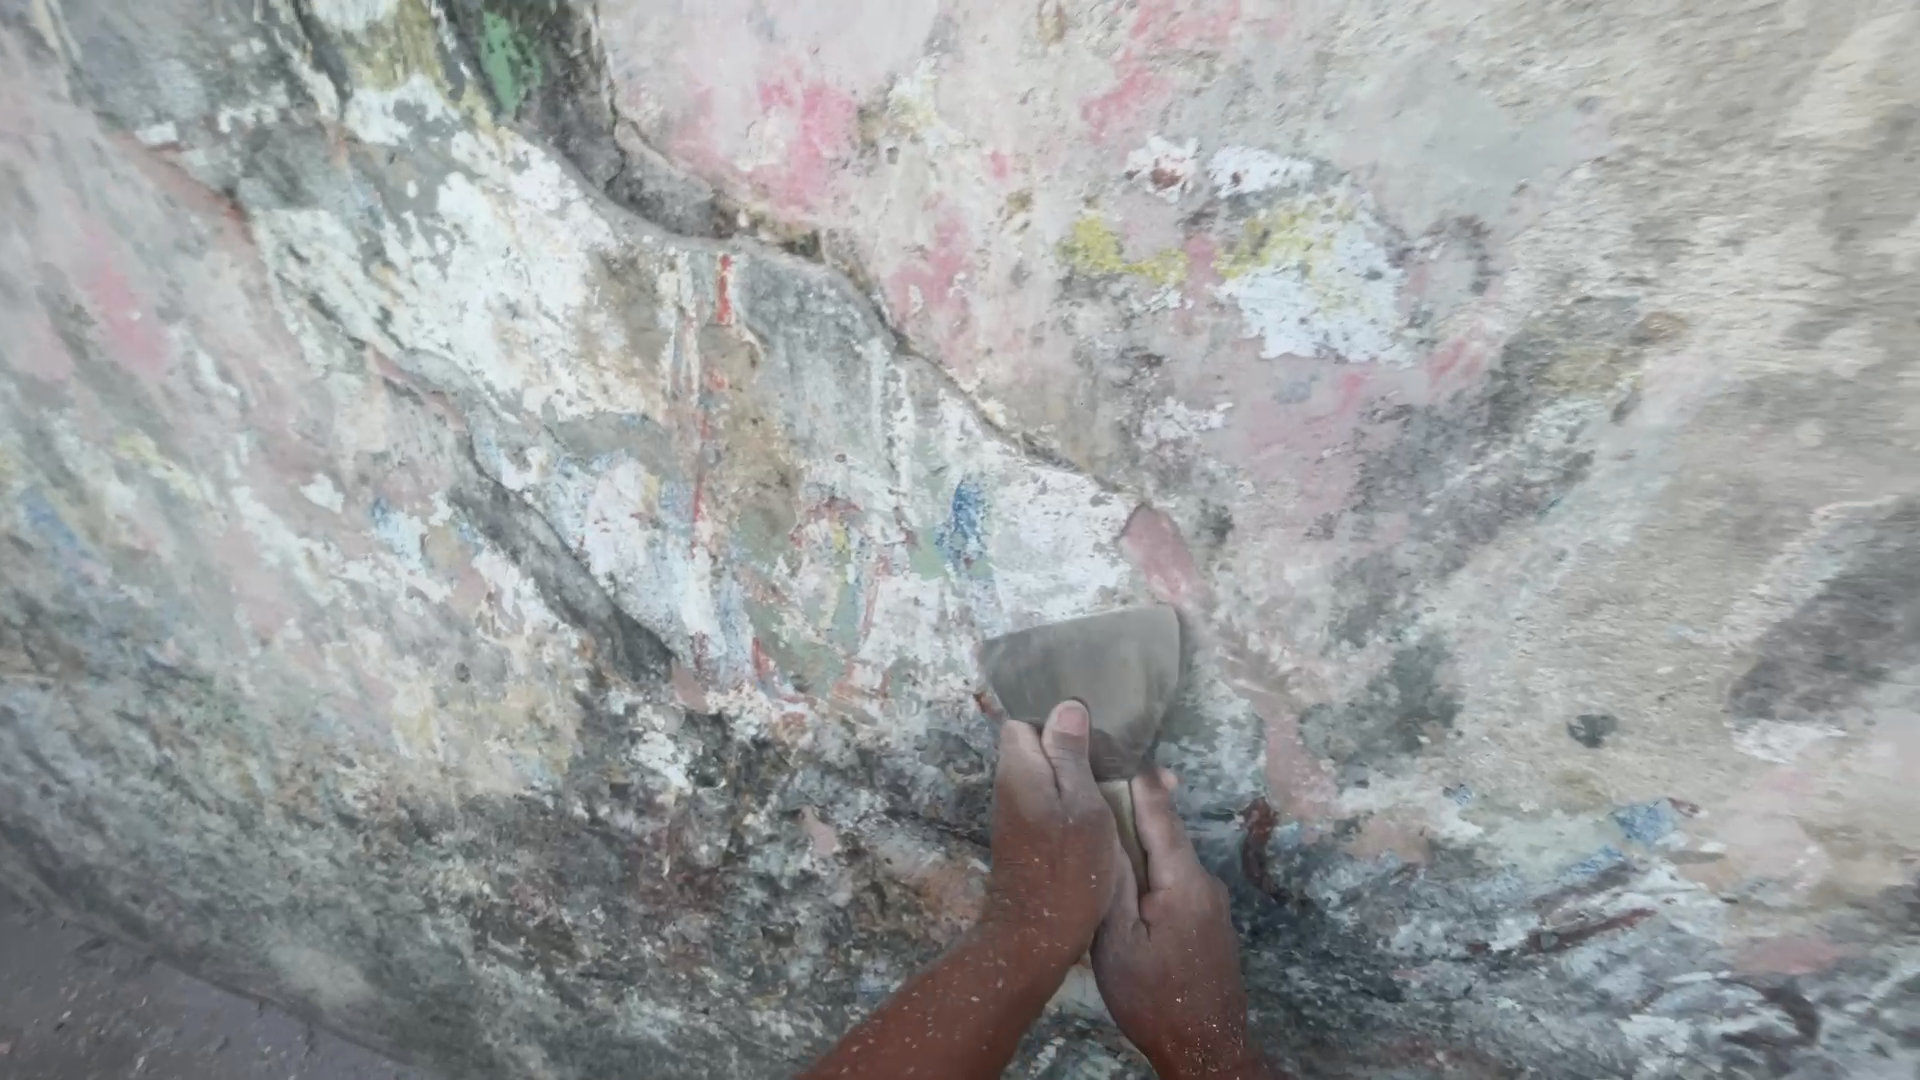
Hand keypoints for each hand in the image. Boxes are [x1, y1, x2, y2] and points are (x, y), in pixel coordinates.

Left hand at [982, 701, 1123, 965]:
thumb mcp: (1082, 805)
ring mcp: (1017, 812)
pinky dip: (1078, 804)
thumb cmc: (1067, 868)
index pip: (1025, 723)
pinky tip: (1110, 817)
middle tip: (1123, 766)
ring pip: (1051, 778)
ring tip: (1127, 792)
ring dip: (1084, 781)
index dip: (1058, 725)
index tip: (1094, 737)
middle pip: (1041, 749)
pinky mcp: (1027, 835)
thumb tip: (1067, 706)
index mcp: (1019, 769)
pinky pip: (1052, 803)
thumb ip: (1071, 755)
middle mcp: (1010, 785)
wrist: (1036, 937)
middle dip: (1080, 753)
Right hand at [1093, 769, 1264, 1079]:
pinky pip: (1175, 873)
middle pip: (1165, 829)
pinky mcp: (1208, 915)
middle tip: (1098, 776)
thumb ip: (1113, 882)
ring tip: (1102, 818)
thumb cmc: (1152, 997)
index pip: (1159, 814)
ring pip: (1169, 852)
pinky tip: (1127, 865)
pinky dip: (1151, 860)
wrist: (1205, 1050)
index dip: (1137, 780)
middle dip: (1133, 802)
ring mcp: (1210, 899)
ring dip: (1139, 834)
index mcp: (1183, 881)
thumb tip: (1106, 828)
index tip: (1115, 747)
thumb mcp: (1117, 942)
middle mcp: (1204, 880)